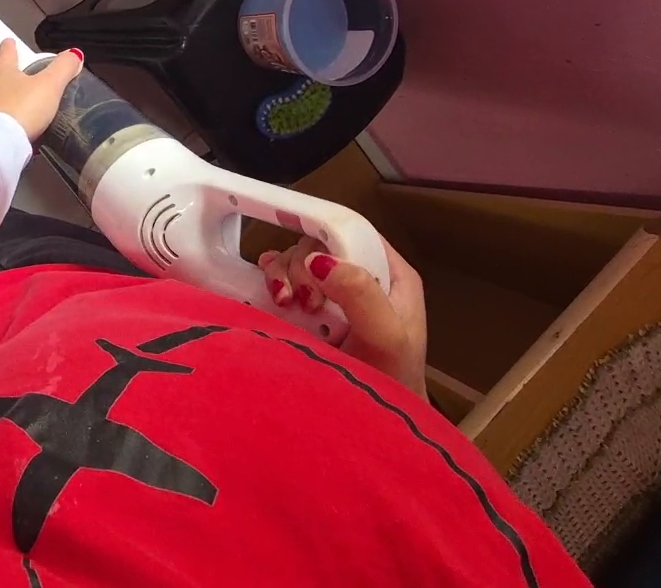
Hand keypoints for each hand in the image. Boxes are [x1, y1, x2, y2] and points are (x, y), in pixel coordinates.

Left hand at [0, 40, 82, 141]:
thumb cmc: (21, 110)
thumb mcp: (50, 85)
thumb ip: (63, 68)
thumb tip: (74, 55)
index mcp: (3, 71)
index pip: (6, 51)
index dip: (11, 46)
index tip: (11, 42)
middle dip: (8, 76)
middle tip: (23, 81)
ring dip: (2, 101)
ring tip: (20, 109)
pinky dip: (0, 122)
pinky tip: (12, 130)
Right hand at [258, 237, 427, 396]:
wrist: (371, 429)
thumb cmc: (390, 386)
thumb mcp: (386, 339)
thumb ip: (362, 296)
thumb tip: (320, 259)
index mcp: (390, 275)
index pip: (355, 231)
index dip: (327, 235)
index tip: (307, 257)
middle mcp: (360, 277)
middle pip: (319, 244)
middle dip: (303, 265)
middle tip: (304, 300)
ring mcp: (331, 293)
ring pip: (296, 259)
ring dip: (284, 274)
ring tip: (284, 302)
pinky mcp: (305, 309)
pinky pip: (279, 278)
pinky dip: (271, 281)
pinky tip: (273, 298)